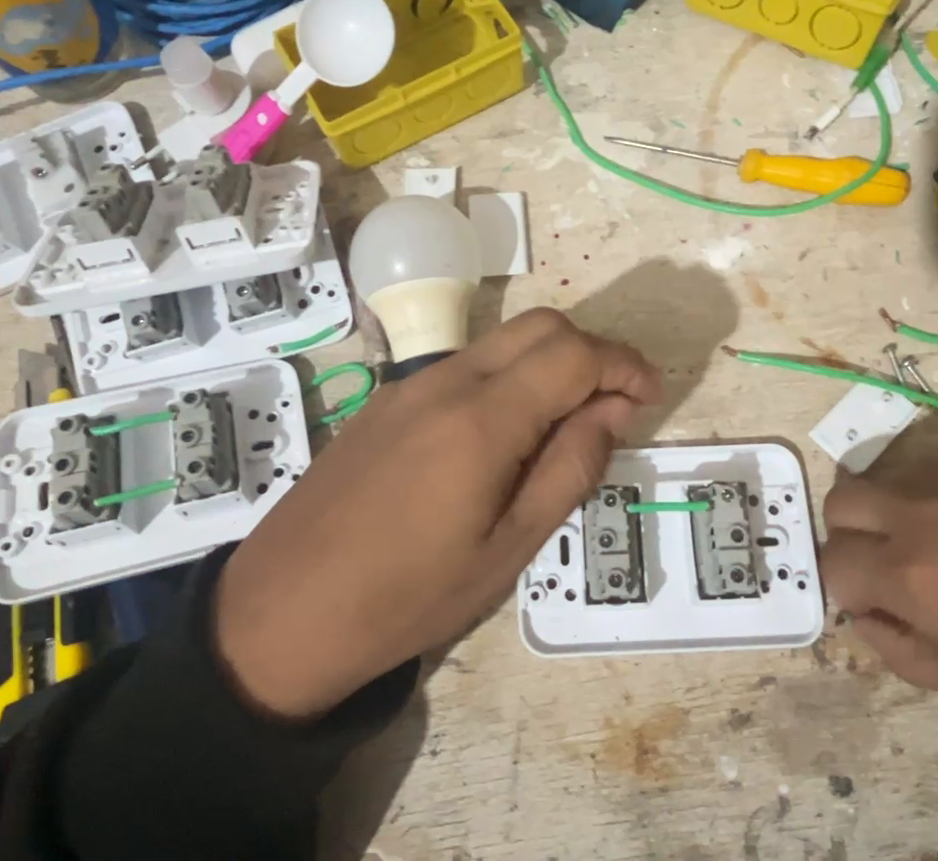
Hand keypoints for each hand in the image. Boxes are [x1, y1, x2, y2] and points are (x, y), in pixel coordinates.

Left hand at [213, 309, 661, 719]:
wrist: (286, 609)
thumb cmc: (409, 596)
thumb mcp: (509, 547)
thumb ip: (570, 467)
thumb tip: (614, 408)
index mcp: (482, 418)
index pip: (574, 353)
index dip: (624, 365)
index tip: (651, 397)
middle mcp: (446, 381)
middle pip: (539, 327)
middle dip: (592, 352)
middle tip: (617, 406)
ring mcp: (409, 386)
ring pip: (500, 342)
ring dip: (548, 363)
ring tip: (568, 424)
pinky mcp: (385, 402)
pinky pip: (464, 366)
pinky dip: (507, 378)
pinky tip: (507, 434)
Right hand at [823, 444, 937, 788]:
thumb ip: (907, 652)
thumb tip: (871, 617)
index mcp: (911, 578)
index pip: (831, 565)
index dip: (847, 589)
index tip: (879, 604)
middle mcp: (918, 512)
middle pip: (841, 501)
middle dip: (853, 534)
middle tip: (896, 561)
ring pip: (885, 472)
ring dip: (893, 503)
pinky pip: (937, 456)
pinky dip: (937, 482)